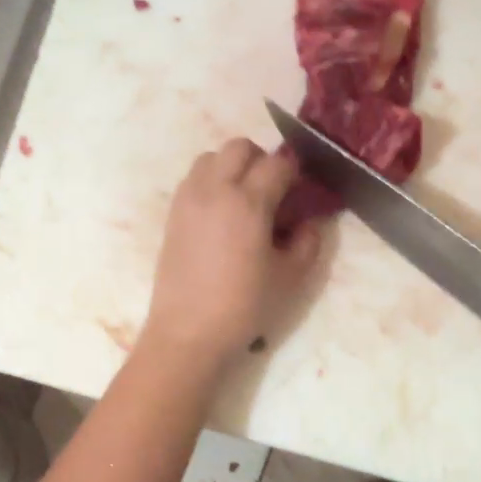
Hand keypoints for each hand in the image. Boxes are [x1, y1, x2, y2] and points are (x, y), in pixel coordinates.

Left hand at [141, 140, 322, 367]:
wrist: (186, 333)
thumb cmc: (242, 307)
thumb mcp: (290, 278)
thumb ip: (307, 242)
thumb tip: (308, 220)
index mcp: (248, 202)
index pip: (278, 163)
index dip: (295, 173)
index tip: (301, 193)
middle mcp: (214, 190)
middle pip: (239, 148)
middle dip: (260, 161)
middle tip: (272, 192)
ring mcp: (187, 201)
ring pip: (210, 158)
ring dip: (230, 168)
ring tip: (243, 202)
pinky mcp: (171, 217)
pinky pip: (192, 181)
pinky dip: (209, 185)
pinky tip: (220, 217)